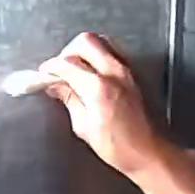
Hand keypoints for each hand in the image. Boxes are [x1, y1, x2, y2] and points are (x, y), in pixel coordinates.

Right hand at [39, 33, 178, 180]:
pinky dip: (97, 57)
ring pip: (101, 42)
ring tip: (76, 71)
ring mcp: (128, 70)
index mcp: (98, 87)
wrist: (150, 152)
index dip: (50, 68)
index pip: (67, 63)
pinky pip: (112, 53)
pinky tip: (92, 75)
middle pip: (85, 41)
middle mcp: (115, 72)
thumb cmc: (120, 147)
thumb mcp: (84, 126)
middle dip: (67, 52)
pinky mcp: (135, 74)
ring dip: (84, 52)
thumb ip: (69, 99)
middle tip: (60, 70)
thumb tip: (56, 86)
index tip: (44, 75)